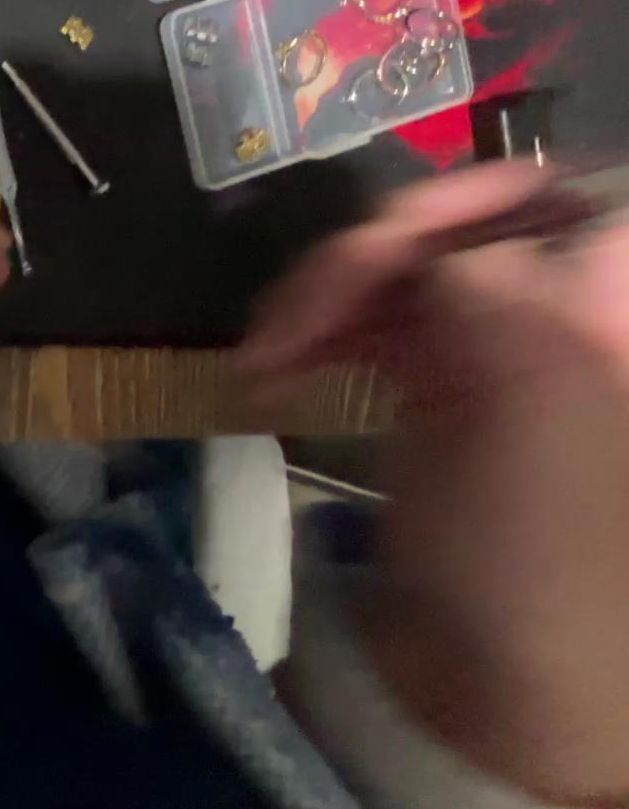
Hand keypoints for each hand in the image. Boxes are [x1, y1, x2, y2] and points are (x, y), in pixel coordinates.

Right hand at [242, 162, 628, 799]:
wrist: (494, 659)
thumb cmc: (538, 565)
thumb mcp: (537, 444)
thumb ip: (515, 324)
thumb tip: (458, 242)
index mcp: (616, 321)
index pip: (569, 201)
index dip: (472, 197)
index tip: (380, 243)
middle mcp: (564, 314)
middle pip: (453, 228)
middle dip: (353, 266)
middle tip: (285, 324)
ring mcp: (495, 340)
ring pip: (392, 266)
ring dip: (313, 301)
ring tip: (262, 358)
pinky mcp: (431, 368)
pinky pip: (359, 313)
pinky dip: (304, 332)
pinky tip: (268, 372)